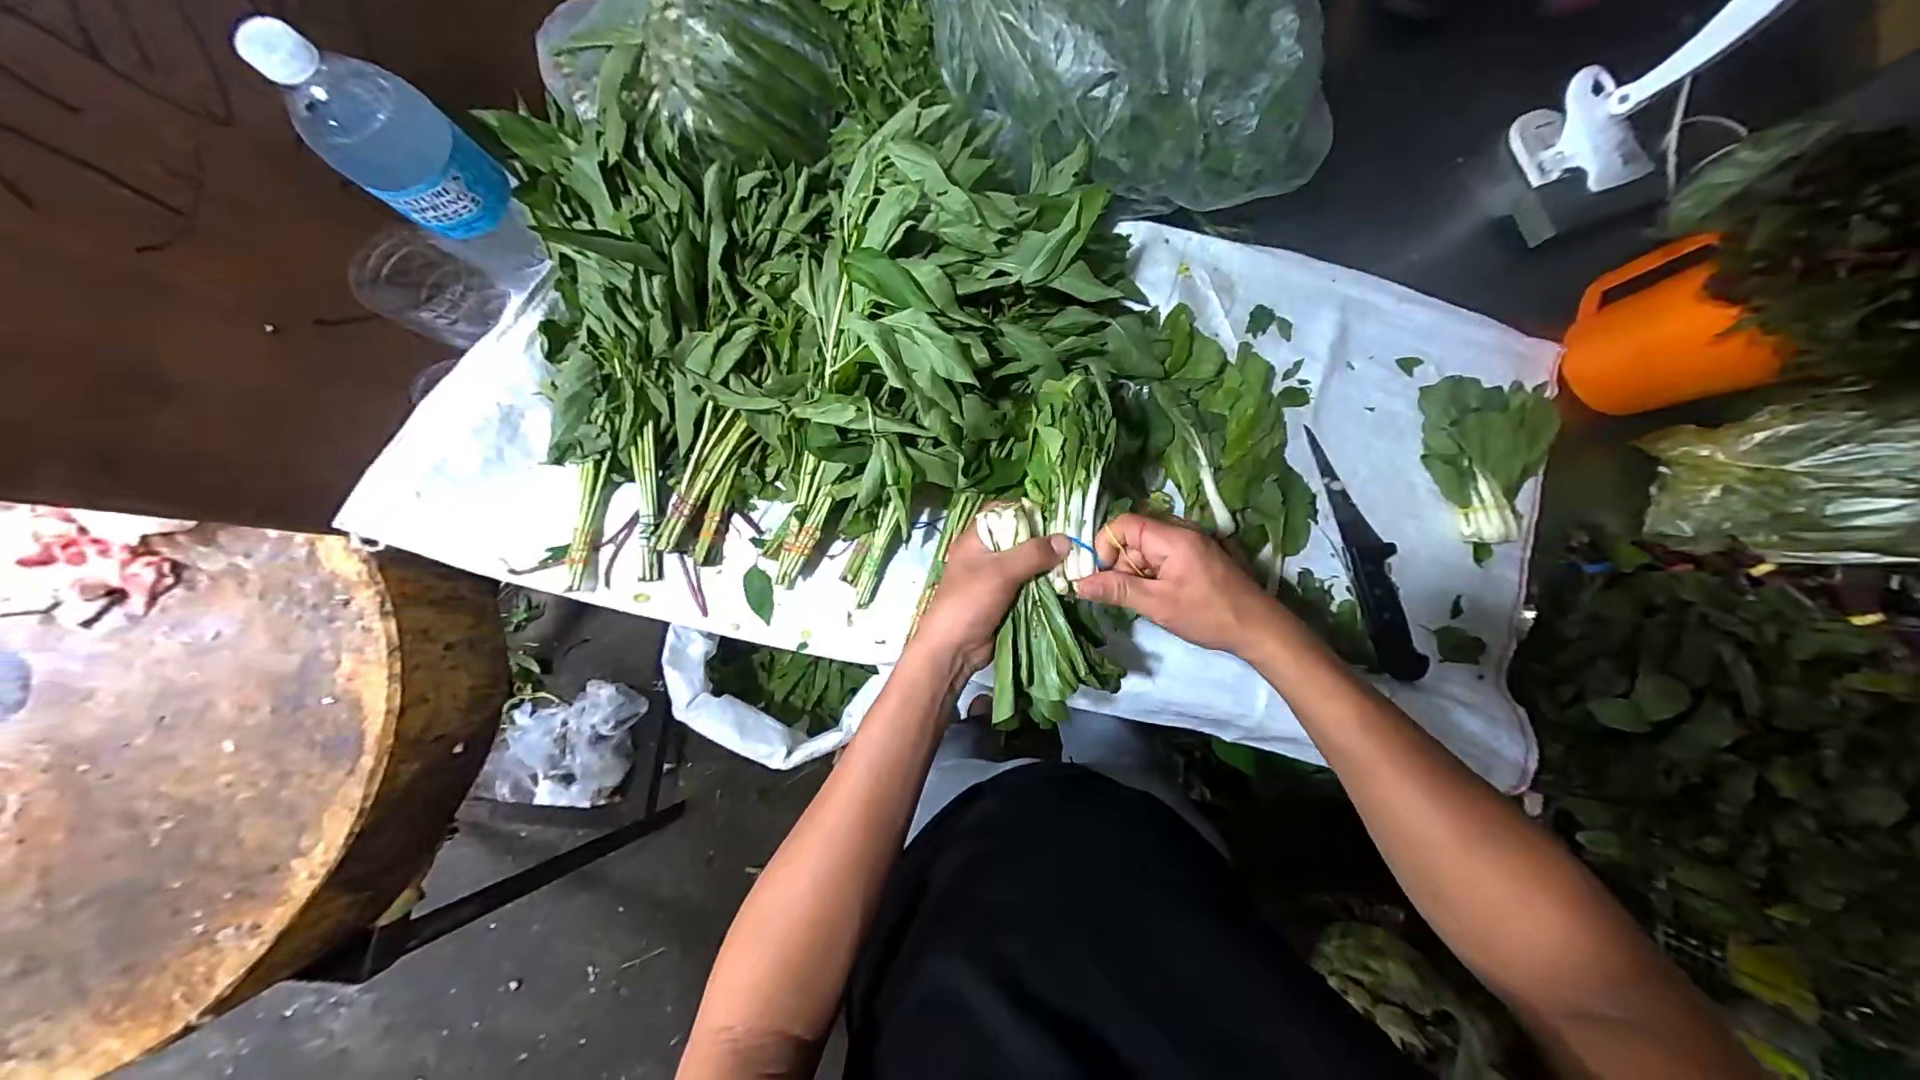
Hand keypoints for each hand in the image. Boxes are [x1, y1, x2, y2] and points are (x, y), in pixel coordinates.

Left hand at [908, 514, 1067, 680]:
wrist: (953, 649)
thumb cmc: (969, 603)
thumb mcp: (1001, 572)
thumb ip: (1033, 553)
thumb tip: (1066, 540)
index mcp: (975, 538)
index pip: (1002, 511)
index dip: (1027, 509)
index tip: (1056, 514)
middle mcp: (986, 553)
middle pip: (1019, 537)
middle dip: (1044, 539)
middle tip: (1074, 538)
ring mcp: (996, 577)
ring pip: (1027, 562)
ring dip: (1048, 563)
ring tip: (1077, 559)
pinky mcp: (1006, 597)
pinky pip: (1030, 583)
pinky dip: (1045, 582)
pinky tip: (1067, 580)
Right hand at [1075, 512, 1290, 656]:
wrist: (1260, 628)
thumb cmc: (1208, 615)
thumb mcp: (1158, 605)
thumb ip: (1117, 590)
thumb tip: (1079, 584)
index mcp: (1173, 537)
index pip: (1124, 524)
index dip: (1106, 545)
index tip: (1102, 576)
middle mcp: (1182, 532)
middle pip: (1134, 537)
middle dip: (1121, 564)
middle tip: (1127, 594)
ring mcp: (1192, 543)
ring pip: (1147, 549)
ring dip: (1137, 572)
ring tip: (1149, 600)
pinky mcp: (1198, 556)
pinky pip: (1163, 557)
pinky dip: (1153, 574)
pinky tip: (1162, 596)